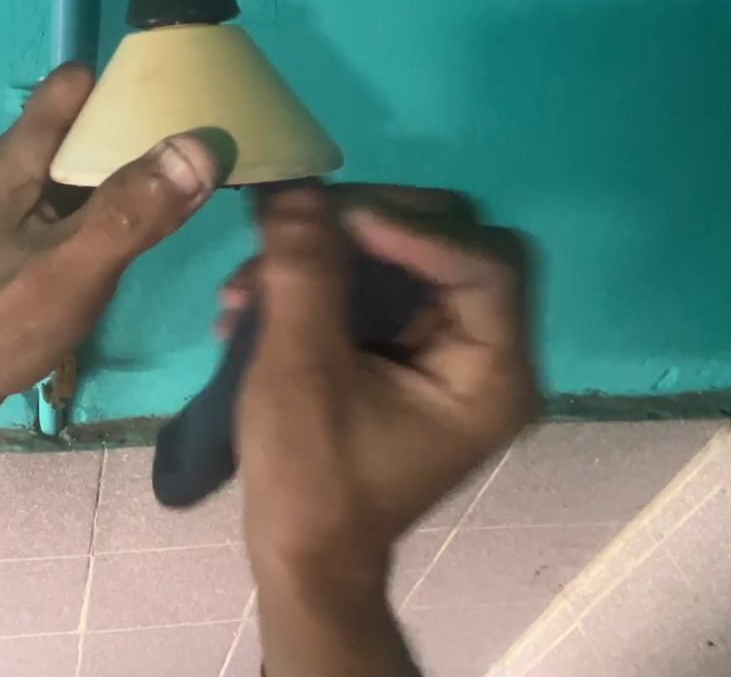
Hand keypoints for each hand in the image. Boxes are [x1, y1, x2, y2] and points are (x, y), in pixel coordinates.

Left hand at [0, 63, 225, 413]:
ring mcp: (38, 200)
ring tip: (211, 164)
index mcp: (20, 156)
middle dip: (149, 118)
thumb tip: (201, 146)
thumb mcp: (70, 267)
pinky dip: (134, 193)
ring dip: (146, 159)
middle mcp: (27, 165)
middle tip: (219, 131)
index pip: (77, 82)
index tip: (191, 86)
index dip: (128, 77)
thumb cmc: (1, 323)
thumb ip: (131, 212)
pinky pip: (99, 194)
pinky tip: (173, 208)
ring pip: (100, 158)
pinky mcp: (49, 232)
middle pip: (94, 117)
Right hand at [233, 184, 539, 583]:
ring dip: (314, 255)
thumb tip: (291, 184)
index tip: (331, 218)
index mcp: (489, 371)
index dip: (412, 228)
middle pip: (443, 240)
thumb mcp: (300, 368)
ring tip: (241, 287)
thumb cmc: (310, 474)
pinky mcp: (393, 345)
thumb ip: (302, 273)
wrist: (298, 546)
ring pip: (393, 253)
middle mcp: (479, 348)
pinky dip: (306, 279)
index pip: (483, 263)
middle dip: (356, 228)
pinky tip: (246, 304)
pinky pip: (361, 281)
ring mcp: (435, 344)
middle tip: (287, 226)